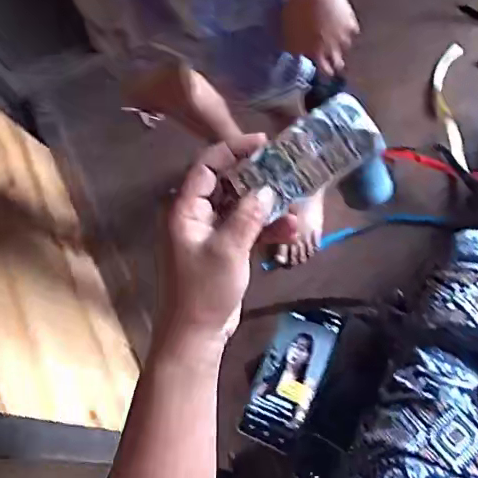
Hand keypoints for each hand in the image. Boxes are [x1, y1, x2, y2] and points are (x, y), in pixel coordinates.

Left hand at [158, 136, 274, 347]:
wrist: (196, 334)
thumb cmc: (204, 290)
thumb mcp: (228, 249)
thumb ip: (247, 216)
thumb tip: (266, 190)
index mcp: (184, 209)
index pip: (206, 166)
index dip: (233, 150)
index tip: (263, 144)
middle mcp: (194, 215)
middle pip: (225, 183)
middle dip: (256, 178)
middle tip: (285, 168)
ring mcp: (208, 233)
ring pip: (239, 207)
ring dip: (265, 206)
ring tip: (294, 204)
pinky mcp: (222, 249)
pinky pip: (243, 228)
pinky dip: (263, 228)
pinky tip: (289, 228)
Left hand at [282, 0, 358, 75]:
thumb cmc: (296, 10)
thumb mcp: (288, 32)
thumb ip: (294, 47)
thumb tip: (295, 55)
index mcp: (316, 53)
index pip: (324, 71)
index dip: (324, 71)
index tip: (325, 69)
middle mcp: (332, 49)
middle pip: (339, 64)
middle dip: (336, 63)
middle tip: (334, 59)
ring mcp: (344, 37)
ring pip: (346, 47)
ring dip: (342, 45)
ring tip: (339, 41)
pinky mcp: (351, 23)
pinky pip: (352, 31)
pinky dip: (349, 29)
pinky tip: (346, 25)